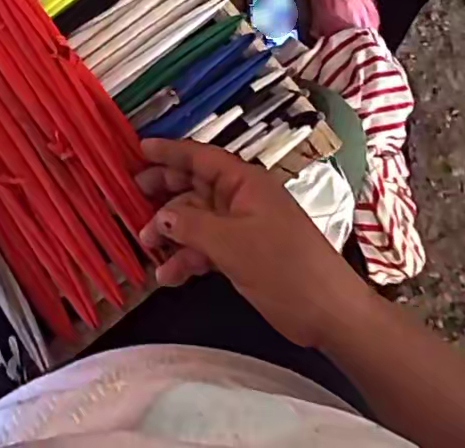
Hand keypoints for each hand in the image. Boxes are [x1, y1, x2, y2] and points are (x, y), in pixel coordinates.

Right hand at [135, 138, 377, 348]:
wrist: (332, 316)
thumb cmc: (285, 267)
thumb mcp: (232, 245)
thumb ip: (190, 226)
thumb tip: (160, 217)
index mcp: (243, 182)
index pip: (199, 157)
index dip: (168, 151)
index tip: (138, 149)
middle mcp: (239, 198)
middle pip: (192, 186)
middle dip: (162, 195)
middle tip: (132, 197)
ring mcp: (240, 226)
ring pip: (194, 220)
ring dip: (171, 233)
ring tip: (146, 246)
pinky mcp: (242, 253)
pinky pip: (205, 246)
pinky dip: (187, 257)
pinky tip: (168, 274)